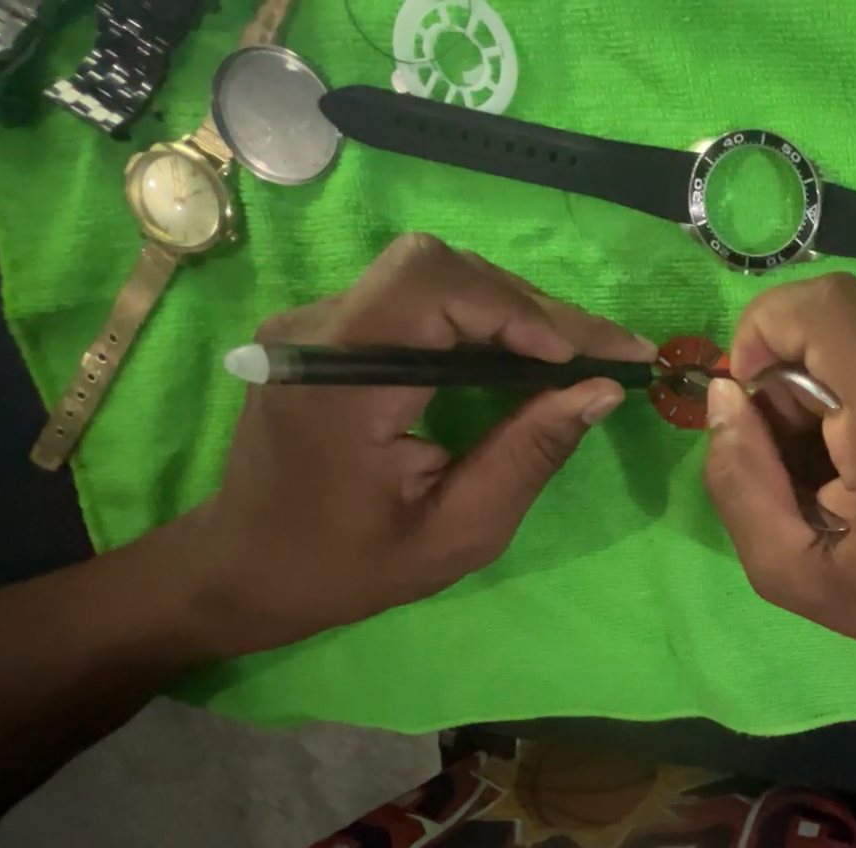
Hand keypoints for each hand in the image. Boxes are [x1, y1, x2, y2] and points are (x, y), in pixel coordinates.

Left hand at [171, 233, 653, 656]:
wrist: (248, 568)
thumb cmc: (352, 565)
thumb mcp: (460, 530)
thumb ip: (529, 455)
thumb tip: (602, 391)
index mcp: (338, 383)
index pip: (432, 288)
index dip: (519, 310)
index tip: (585, 360)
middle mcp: (319, 331)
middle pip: (443, 271)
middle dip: (537, 311)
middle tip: (608, 356)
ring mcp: (320, 326)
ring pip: (438, 277)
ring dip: (518, 313)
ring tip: (579, 360)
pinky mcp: (333, 333)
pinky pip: (423, 302)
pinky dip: (488, 322)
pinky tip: (528, 358)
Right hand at [701, 274, 855, 673]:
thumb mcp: (787, 572)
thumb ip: (741, 483)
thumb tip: (726, 394)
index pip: (832, 313)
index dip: (770, 324)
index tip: (748, 383)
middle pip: (827, 340)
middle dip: (784, 393)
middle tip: (794, 469)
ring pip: (848, 358)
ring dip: (815, 409)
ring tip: (832, 480)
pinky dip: (847, 410)